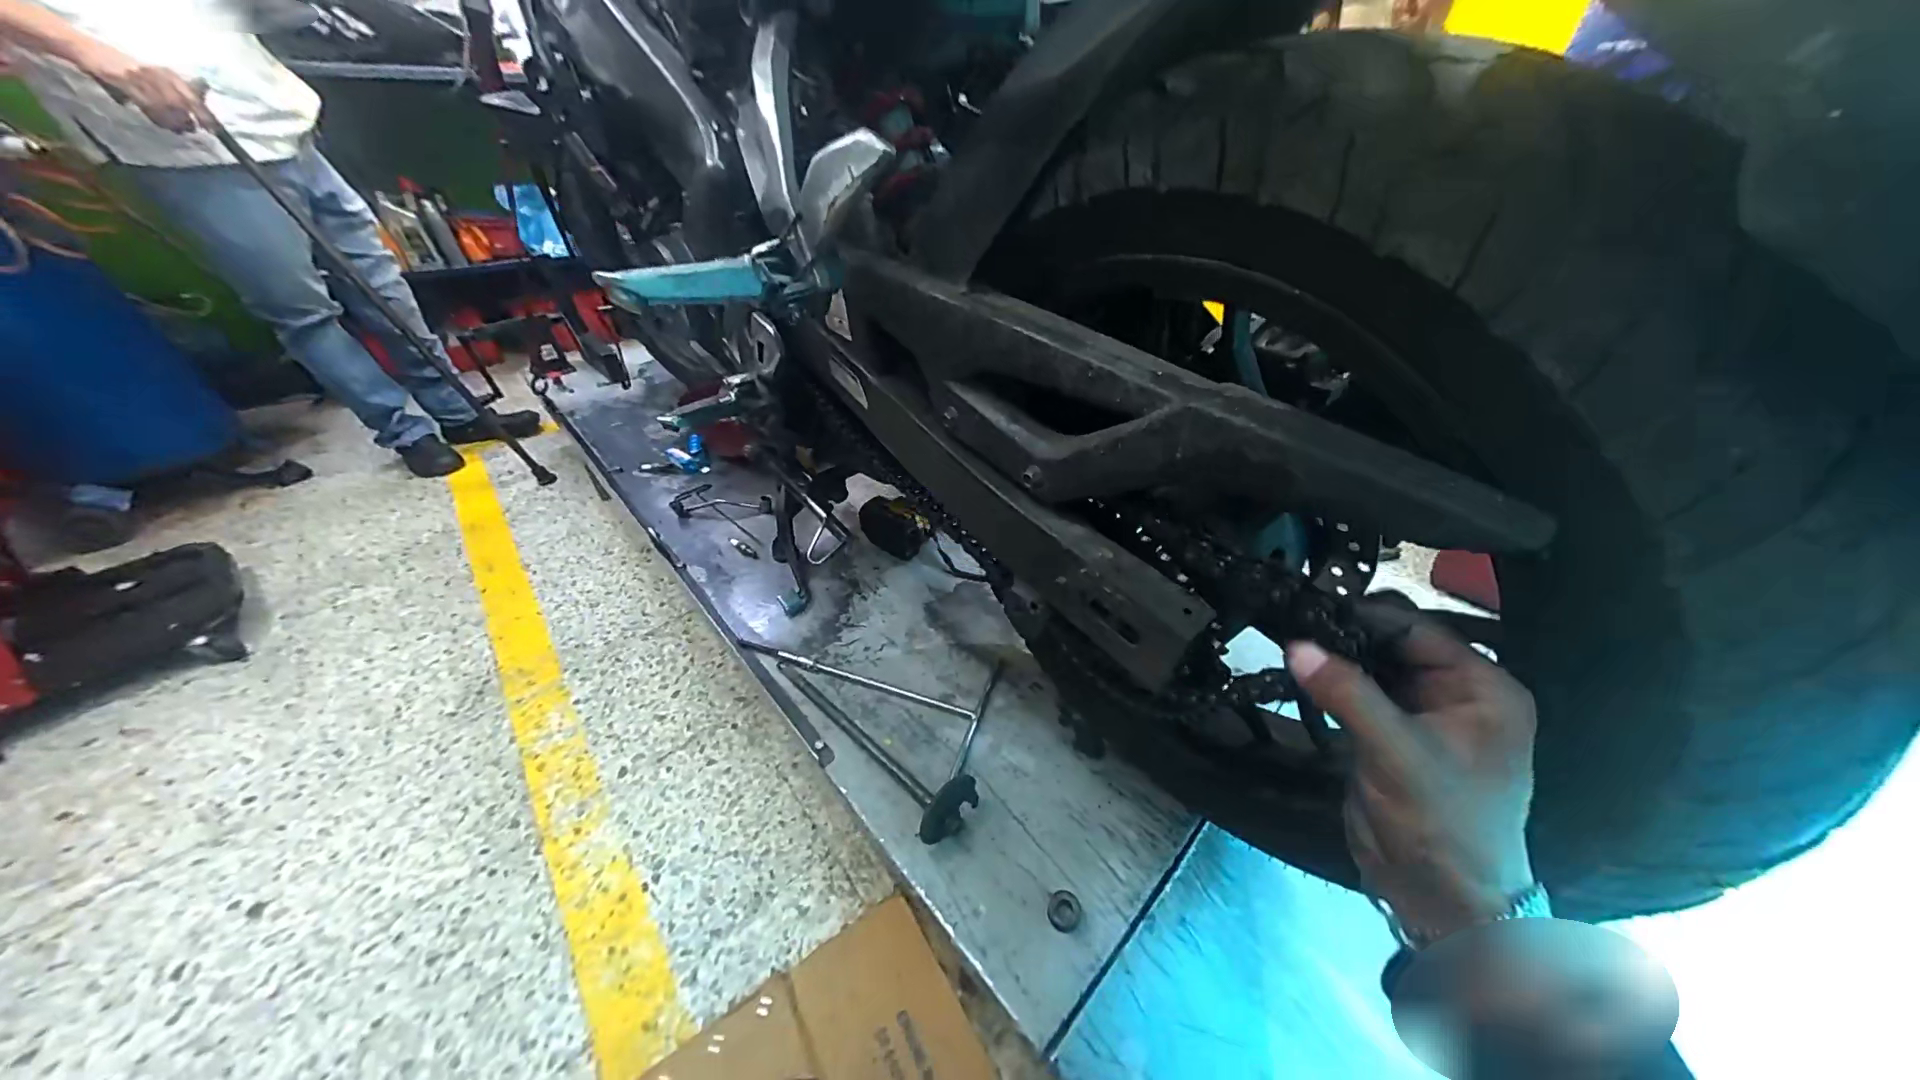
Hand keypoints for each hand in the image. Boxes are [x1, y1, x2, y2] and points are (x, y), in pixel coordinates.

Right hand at [75, 44, 207, 132]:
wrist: (87, 49)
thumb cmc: (128, 67)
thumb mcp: (159, 75)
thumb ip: (182, 89)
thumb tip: (204, 101)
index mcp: (169, 74)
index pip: (195, 97)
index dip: (206, 116)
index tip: (214, 131)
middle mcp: (158, 74)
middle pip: (182, 104)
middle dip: (189, 120)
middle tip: (191, 130)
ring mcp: (141, 78)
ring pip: (166, 107)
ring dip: (174, 122)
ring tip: (177, 129)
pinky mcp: (123, 81)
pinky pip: (145, 104)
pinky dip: (156, 117)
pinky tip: (161, 124)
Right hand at [1286, 607, 1536, 944]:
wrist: (1437, 898)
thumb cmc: (1443, 824)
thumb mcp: (1396, 752)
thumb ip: (1347, 693)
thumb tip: (1296, 645)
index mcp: (1482, 689)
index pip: (1418, 631)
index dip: (1364, 616)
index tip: (1309, 606)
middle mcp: (1455, 694)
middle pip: (1392, 645)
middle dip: (1344, 635)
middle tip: (1291, 621)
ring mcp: (1420, 714)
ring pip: (1370, 668)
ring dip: (1334, 658)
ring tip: (1285, 641)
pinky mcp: (1387, 734)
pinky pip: (1356, 694)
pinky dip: (1329, 683)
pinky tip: (1296, 672)